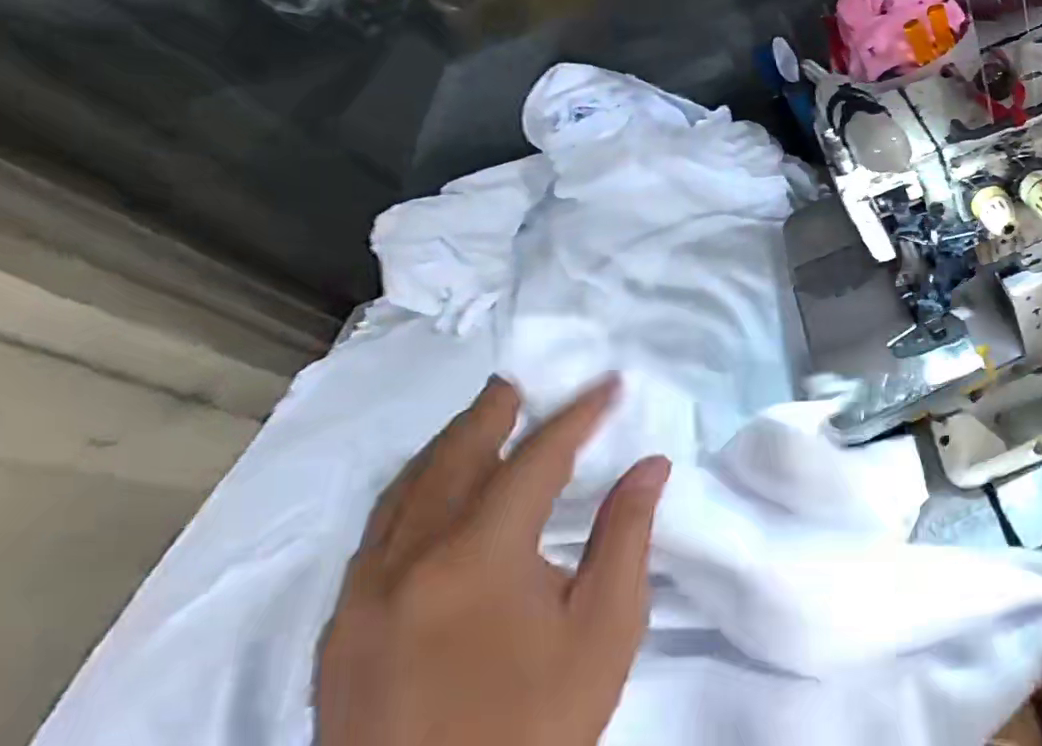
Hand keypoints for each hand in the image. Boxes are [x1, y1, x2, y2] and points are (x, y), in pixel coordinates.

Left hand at [317, 375, 669, 745]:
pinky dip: (412, 495)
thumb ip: (625, 534)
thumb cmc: (541, 718)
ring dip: (446, 449)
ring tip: (482, 421)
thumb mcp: (605, 627)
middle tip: (521, 382)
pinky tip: (434, 496)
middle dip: (492, 413)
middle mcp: (405, 564)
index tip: (608, 384)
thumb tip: (651, 465)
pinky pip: (376, 536)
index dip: (576, 416)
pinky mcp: (338, 634)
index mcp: (476, 558)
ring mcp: (359, 600)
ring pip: (402, 495)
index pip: (534, 460)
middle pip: (451, 461)